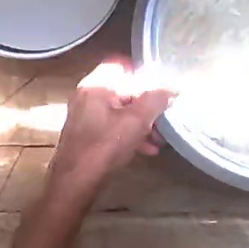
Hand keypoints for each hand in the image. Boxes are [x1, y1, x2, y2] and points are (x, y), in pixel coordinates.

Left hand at [47, 60, 174, 194]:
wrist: (76, 182)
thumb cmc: (105, 145)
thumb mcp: (137, 121)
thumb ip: (156, 99)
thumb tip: (172, 87)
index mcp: (96, 86)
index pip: (120, 65)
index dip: (142, 73)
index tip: (160, 86)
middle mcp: (87, 96)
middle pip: (122, 90)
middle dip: (146, 104)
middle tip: (164, 115)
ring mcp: (84, 116)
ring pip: (118, 111)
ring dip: (141, 122)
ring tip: (160, 137)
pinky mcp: (85, 135)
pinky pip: (111, 126)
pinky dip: (129, 133)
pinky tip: (147, 149)